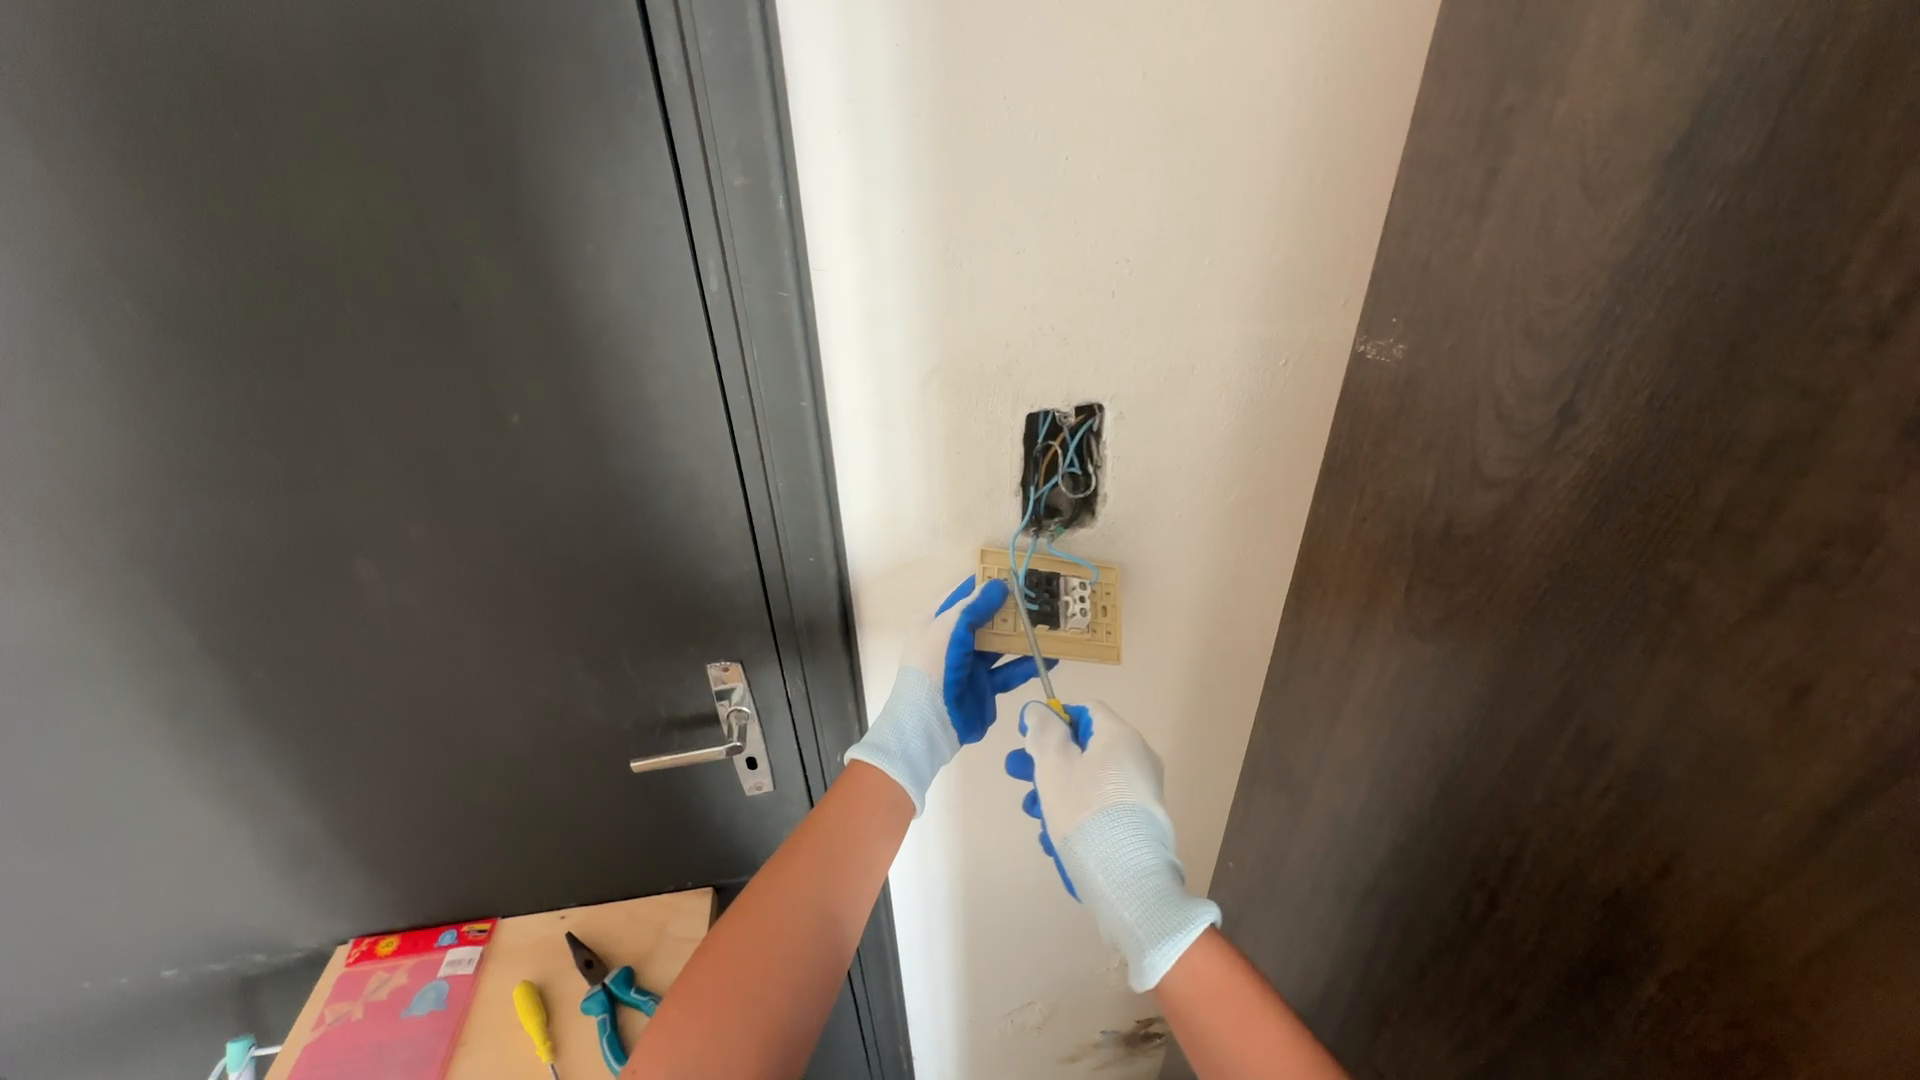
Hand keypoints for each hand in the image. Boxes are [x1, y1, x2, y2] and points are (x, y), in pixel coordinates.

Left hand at [845, 576, 1051, 813]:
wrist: (929, 723)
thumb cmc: (933, 667)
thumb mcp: (949, 630)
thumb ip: (974, 607)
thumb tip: (998, 584)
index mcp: (937, 623)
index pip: (963, 596)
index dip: (986, 585)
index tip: (1014, 574)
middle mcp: (954, 641)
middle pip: (985, 620)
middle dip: (1010, 610)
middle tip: (1039, 598)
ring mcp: (971, 665)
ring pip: (1000, 645)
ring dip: (1022, 636)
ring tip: (1050, 625)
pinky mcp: (986, 687)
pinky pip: (1010, 671)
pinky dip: (1028, 664)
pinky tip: (1051, 656)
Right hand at [1004, 700, 1220, 990]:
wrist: (1127, 877)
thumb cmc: (1084, 810)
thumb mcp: (1053, 763)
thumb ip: (1043, 730)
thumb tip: (1039, 711)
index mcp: (1120, 736)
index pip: (1085, 710)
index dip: (1053, 720)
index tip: (1028, 742)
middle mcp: (1138, 759)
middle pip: (1085, 749)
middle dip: (1047, 762)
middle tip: (1019, 777)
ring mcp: (1141, 794)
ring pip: (1089, 781)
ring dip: (1057, 792)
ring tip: (1033, 814)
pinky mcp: (1140, 825)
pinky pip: (1101, 808)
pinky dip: (1076, 814)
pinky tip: (1054, 836)